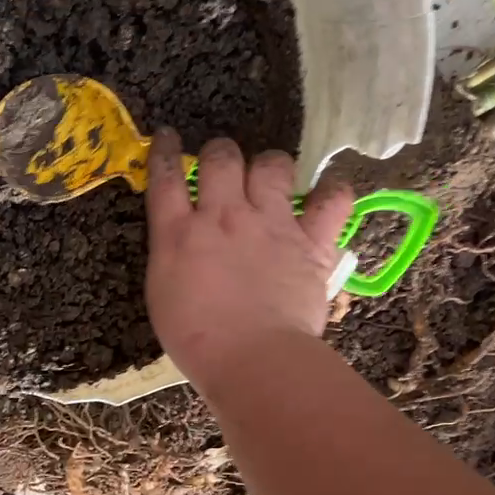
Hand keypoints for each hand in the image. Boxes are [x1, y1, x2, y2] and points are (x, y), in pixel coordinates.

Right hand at [144, 131, 354, 385]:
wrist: (251, 356)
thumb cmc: (194, 339)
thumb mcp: (162, 294)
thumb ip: (171, 256)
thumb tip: (183, 238)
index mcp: (178, 235)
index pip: (164, 178)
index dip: (163, 152)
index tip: (166, 138)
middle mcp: (223, 217)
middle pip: (220, 158)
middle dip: (217, 153)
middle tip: (218, 166)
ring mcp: (270, 224)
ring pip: (272, 164)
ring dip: (267, 166)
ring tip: (266, 180)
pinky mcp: (311, 240)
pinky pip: (332, 197)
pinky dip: (329, 192)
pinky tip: (323, 197)